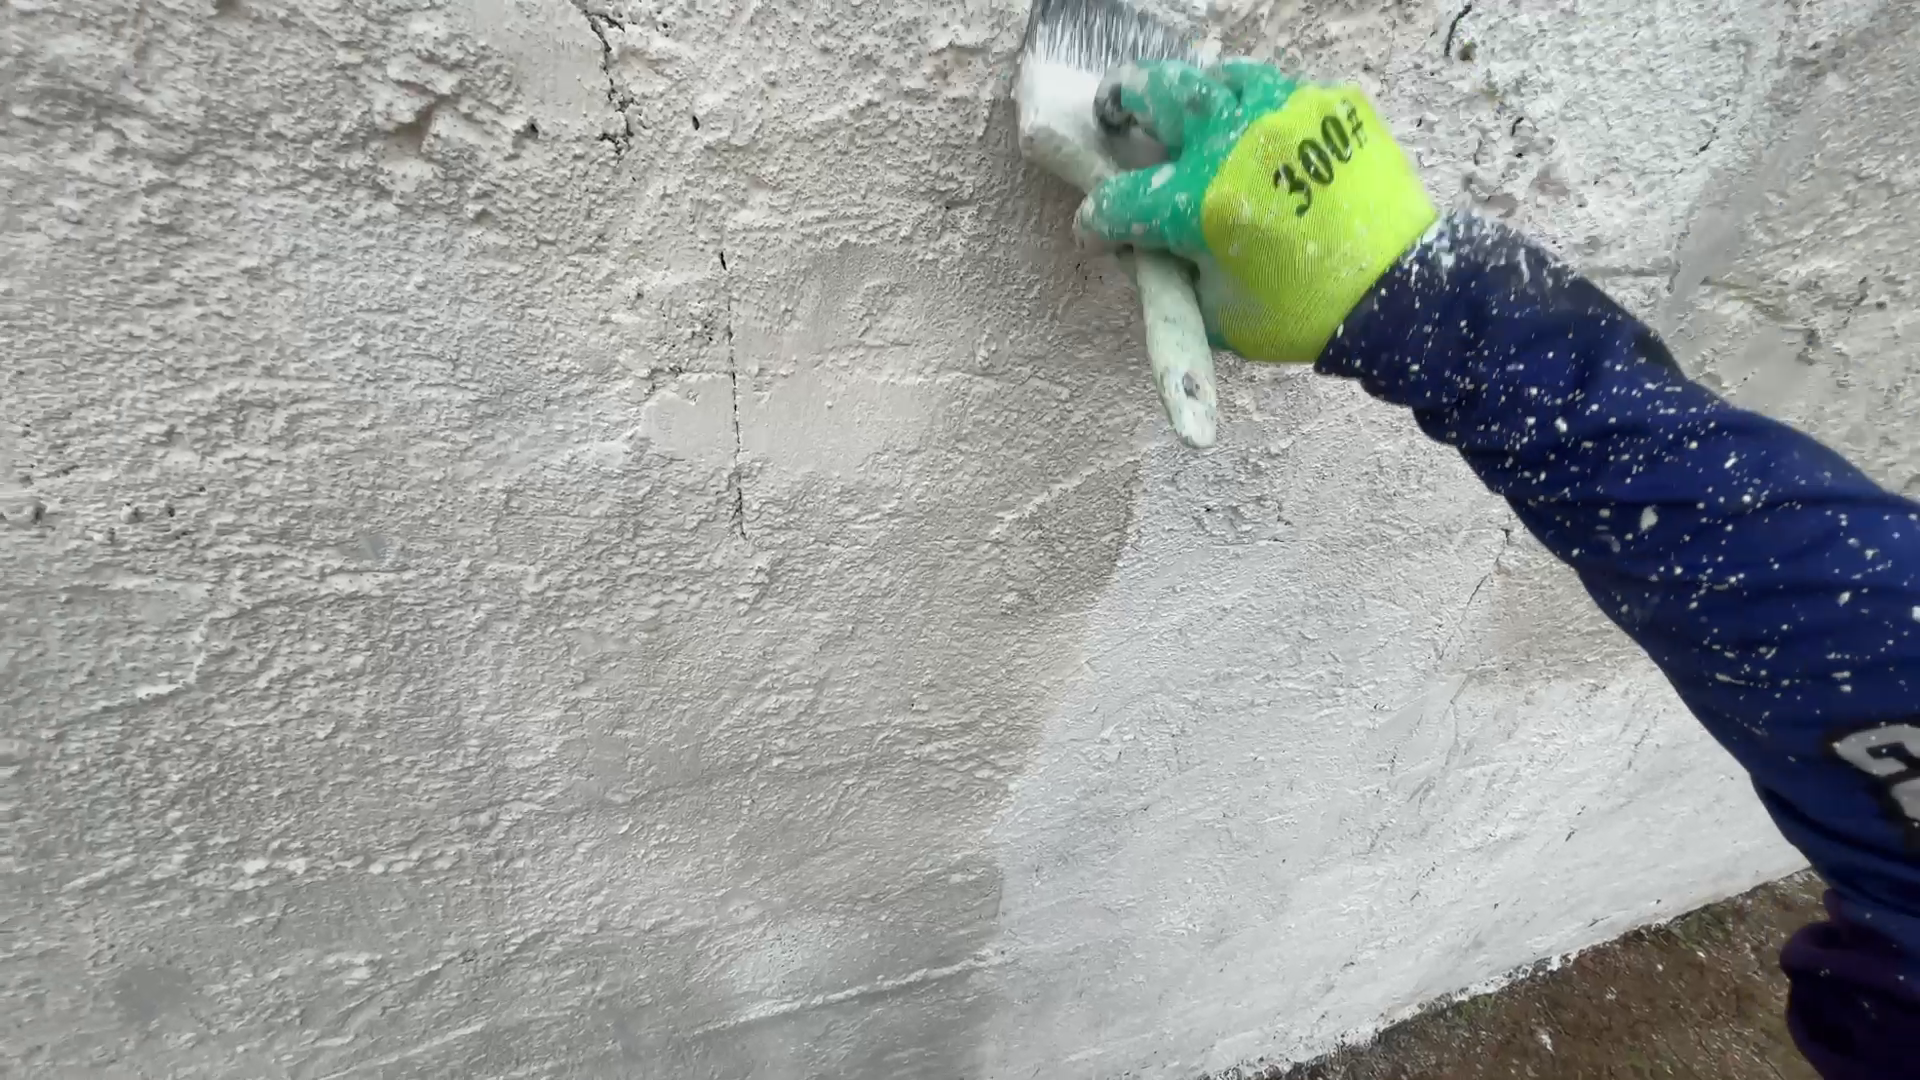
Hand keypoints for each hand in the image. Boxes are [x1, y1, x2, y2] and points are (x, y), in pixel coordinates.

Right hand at [1078, 61, 1436, 363]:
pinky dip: (1250, 115)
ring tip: (1186, 118)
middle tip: (1113, 111)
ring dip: (1190, 96)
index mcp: (1202, 203)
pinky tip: (1250, 142)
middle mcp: (1237, 143)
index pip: (1120, 200)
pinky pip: (1275, 95)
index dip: (1096, 220)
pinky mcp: (1328, 107)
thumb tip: (1144, 247)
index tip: (1093, 230)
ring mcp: (1286, 114)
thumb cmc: (1297, 315)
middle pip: (1160, 92)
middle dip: (1124, 100)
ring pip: (1219, 77)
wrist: (1394, 294)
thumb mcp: (1212, 313)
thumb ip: (1170, 273)